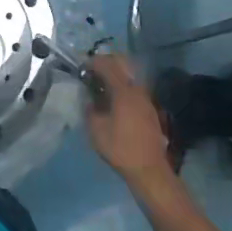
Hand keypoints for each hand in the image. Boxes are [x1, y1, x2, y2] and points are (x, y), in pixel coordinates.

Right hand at [84, 54, 172, 181]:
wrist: (149, 169)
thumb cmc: (120, 148)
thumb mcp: (96, 129)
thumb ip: (90, 109)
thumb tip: (89, 99)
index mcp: (123, 91)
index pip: (107, 66)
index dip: (93, 62)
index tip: (81, 65)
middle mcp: (137, 89)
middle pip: (122, 64)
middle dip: (106, 62)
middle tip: (91, 69)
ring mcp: (146, 99)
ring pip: (130, 75)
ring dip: (116, 73)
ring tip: (101, 83)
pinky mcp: (149, 109)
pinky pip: (134, 87)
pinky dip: (122, 85)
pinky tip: (114, 98)